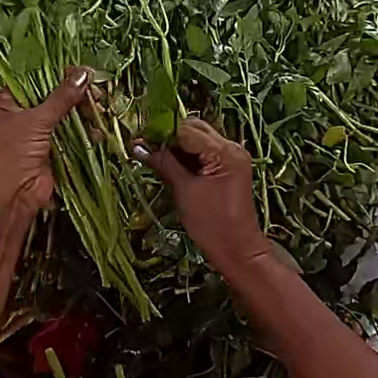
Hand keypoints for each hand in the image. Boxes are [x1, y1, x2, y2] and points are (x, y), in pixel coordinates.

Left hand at [0, 68, 91, 217]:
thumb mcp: (34, 121)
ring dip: (83, 113)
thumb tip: (83, 73)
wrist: (8, 201)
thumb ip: (61, 97)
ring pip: (65, 116)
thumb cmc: (9, 156)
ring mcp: (37, 134)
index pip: (34, 78)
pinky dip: (85, 132)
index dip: (57, 74)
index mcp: (5, 103)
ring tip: (99, 109)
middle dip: (75, 94)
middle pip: (53, 97)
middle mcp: (20, 116)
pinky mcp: (52, 150)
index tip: (81, 71)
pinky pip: (72, 135)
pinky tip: (97, 131)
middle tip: (95, 92)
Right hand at [136, 118, 269, 268]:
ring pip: (199, 138)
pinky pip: (205, 151)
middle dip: (170, 136)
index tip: (139, 140)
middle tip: (146, 148)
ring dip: (178, 146)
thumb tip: (139, 146)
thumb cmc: (212, 224)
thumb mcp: (184, 191)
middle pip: (195, 129)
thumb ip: (164, 163)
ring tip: (155, 157)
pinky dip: (188, 155)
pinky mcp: (229, 166)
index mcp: (225, 152)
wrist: (237, 249)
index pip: (187, 130)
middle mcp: (232, 148)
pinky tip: (171, 164)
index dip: (162, 134)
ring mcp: (233, 156)